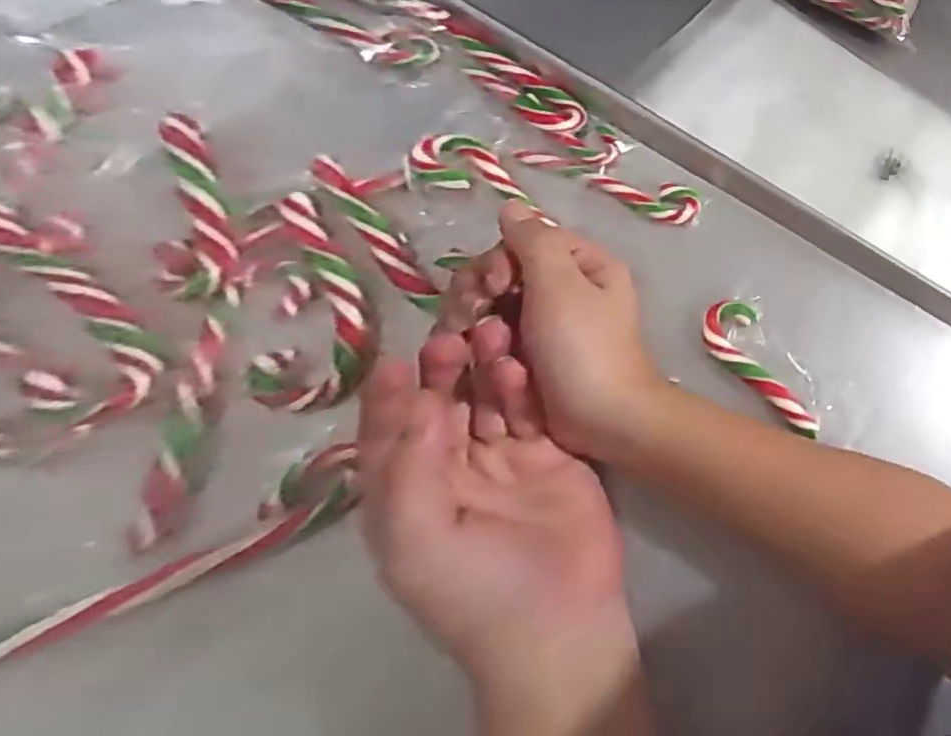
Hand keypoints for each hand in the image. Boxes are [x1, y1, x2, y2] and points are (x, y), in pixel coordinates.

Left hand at [357, 357, 640, 733]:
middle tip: (453, 336)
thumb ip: (408, 472)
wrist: (557, 616)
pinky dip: (526, 389)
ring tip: (491, 334)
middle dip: (445, 372)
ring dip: (487, 370)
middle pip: (447, 409)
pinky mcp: (553, 455)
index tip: (398, 360)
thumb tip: (416, 401)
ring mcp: (509, 460)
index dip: (392, 399)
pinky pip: (534, 414)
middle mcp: (456, 471)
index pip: (394, 436)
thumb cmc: (473, 588)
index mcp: (411, 495)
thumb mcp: (418, 541)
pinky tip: (520, 365)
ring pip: (492, 404)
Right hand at [433, 203, 665, 457]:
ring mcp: (551, 324)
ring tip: (471, 345)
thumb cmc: (585, 347)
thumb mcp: (561, 285)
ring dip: (474, 322)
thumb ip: (534, 242)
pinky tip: (472, 359)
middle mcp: (571, 288)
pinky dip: (481, 345)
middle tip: (469, 320)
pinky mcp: (534, 356)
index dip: (499, 260)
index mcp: (587, 265)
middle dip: (479, 293)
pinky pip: (496, 338)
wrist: (606, 417)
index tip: (492, 287)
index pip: (525, 242)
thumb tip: (512, 206)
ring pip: (493, 307)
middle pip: (504, 274)